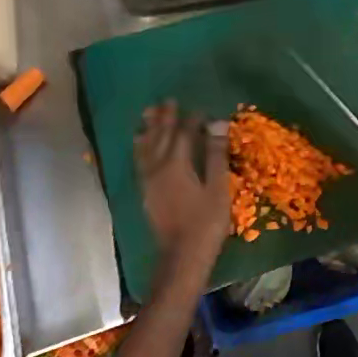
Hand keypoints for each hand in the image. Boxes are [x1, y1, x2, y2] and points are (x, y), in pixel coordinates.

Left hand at [135, 102, 231, 290]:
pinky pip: (139, 159)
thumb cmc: (206, 223)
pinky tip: (141, 143)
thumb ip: (216, 154)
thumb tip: (216, 123)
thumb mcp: (218, 188)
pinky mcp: (144, 190)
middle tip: (169, 101)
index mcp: (177, 163)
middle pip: (160, 135)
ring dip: (149, 128)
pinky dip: (141, 146)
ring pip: (145, 146)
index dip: (192, 119)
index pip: (184, 133)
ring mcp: (148, 179)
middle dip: (165, 117)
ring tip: (149, 113)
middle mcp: (157, 166)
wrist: (181, 255)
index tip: (201, 110)